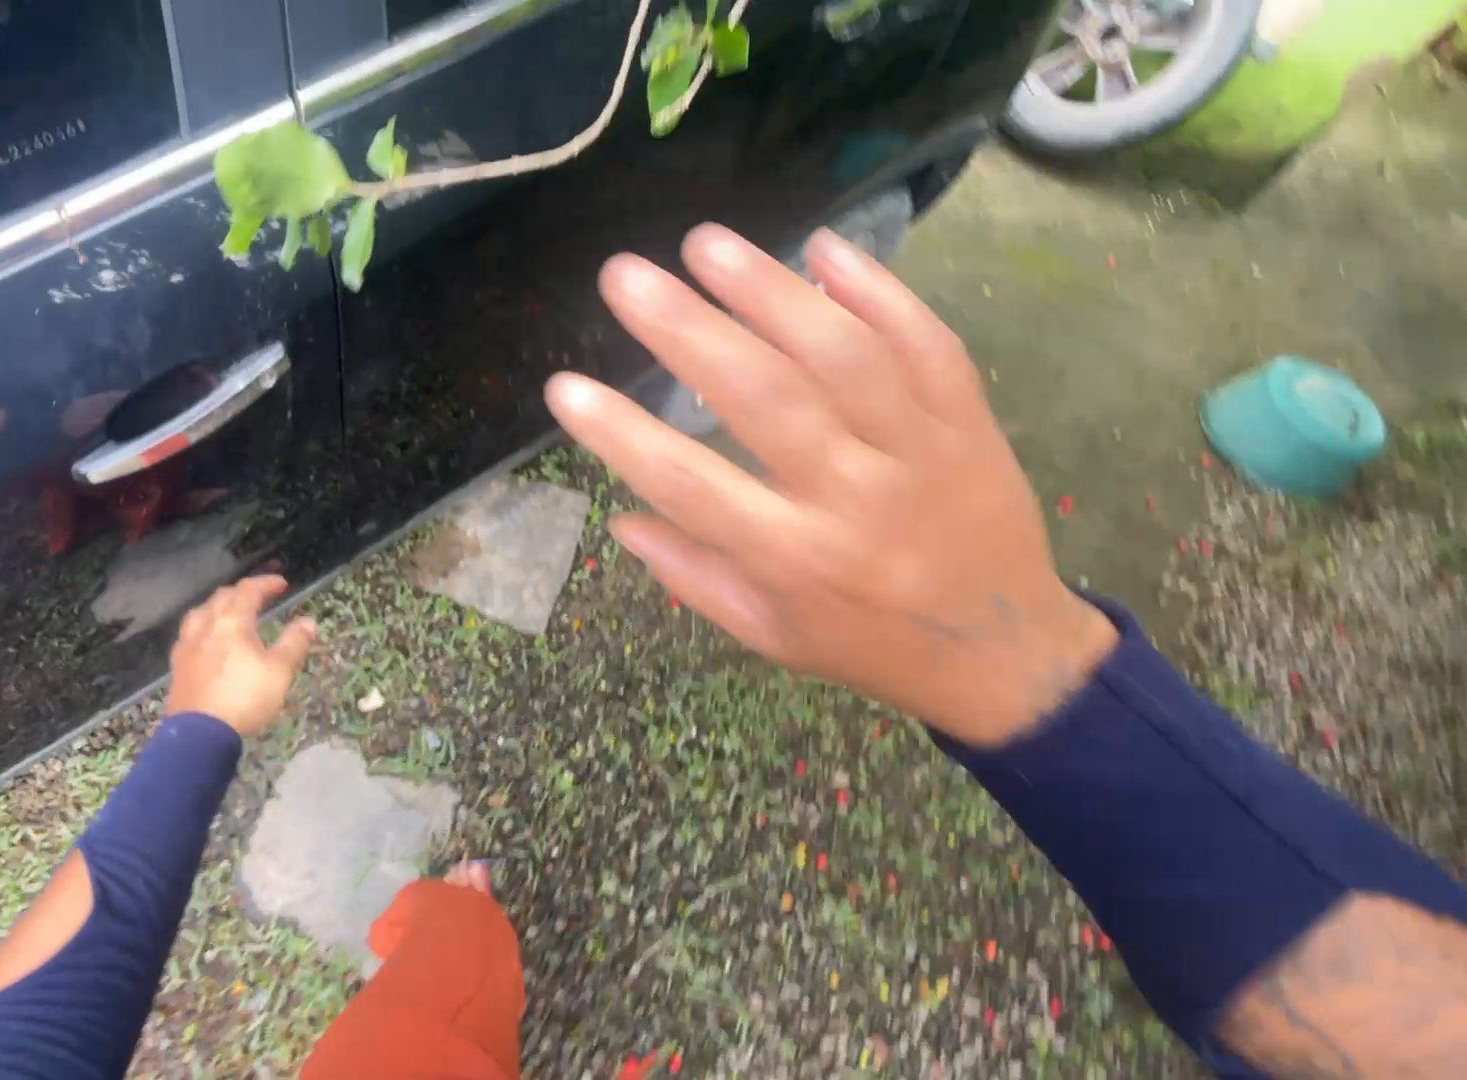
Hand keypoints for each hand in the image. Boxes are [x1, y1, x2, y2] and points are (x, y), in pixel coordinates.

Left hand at [166, 576, 318, 736]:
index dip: (266, 583)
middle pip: (222, 597)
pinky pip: (191, 632)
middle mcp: (206, 626)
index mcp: (232, 622)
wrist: (200, 734)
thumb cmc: (244, 698)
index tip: (282, 584)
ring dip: (219, 606)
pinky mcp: (178, 664)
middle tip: (261, 597)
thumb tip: (308, 622)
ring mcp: (187, 645)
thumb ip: (294, 642)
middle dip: (243, 592)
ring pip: (201, 612)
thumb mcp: (279, 671)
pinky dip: (205, 625)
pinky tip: (209, 639)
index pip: (248, 591)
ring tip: (231, 612)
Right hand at [544, 225, 1116, 746]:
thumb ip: (693, 577)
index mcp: (793, 559)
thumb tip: (622, 518)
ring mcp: (919, 450)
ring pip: (843, 354)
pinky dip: (876, 289)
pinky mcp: (968, 421)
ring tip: (705, 243)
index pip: (689, 487)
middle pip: (764, 397)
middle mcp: (853, 496)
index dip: (620, 435)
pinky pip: (926, 342)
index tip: (565, 388)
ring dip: (769, 290)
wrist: (1003, 654)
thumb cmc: (864, 643)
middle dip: (686, 330)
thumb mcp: (767, 636)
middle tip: (625, 276)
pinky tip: (823, 246)